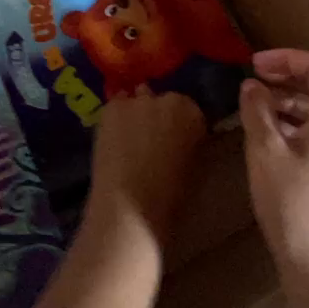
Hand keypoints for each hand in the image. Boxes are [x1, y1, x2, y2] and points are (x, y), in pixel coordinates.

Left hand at [33, 91, 205, 307]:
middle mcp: (169, 99)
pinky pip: (116, 106)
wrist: (130, 208)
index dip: (180, 125)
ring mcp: (139, 100)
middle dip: (159, 115)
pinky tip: (113, 139)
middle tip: (152, 140)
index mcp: (194, 115)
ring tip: (129, 140)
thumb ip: (192, 144)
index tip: (175, 140)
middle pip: (164, 100)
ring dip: (137, 113)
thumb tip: (185, 139)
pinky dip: (116, 118)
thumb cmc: (169, 199)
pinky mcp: (113, 107)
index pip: (190, 109)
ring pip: (138, 99)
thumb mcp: (195, 169)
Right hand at [241, 49, 308, 307]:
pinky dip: (297, 123)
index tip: (255, 65)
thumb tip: (252, 85)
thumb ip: (257, 112)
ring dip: (291, 101)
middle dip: (289, 76)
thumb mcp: (266, 153)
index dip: (288, 58)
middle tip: (256, 80)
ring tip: (257, 108)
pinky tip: (270, 139)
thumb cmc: (295, 205)